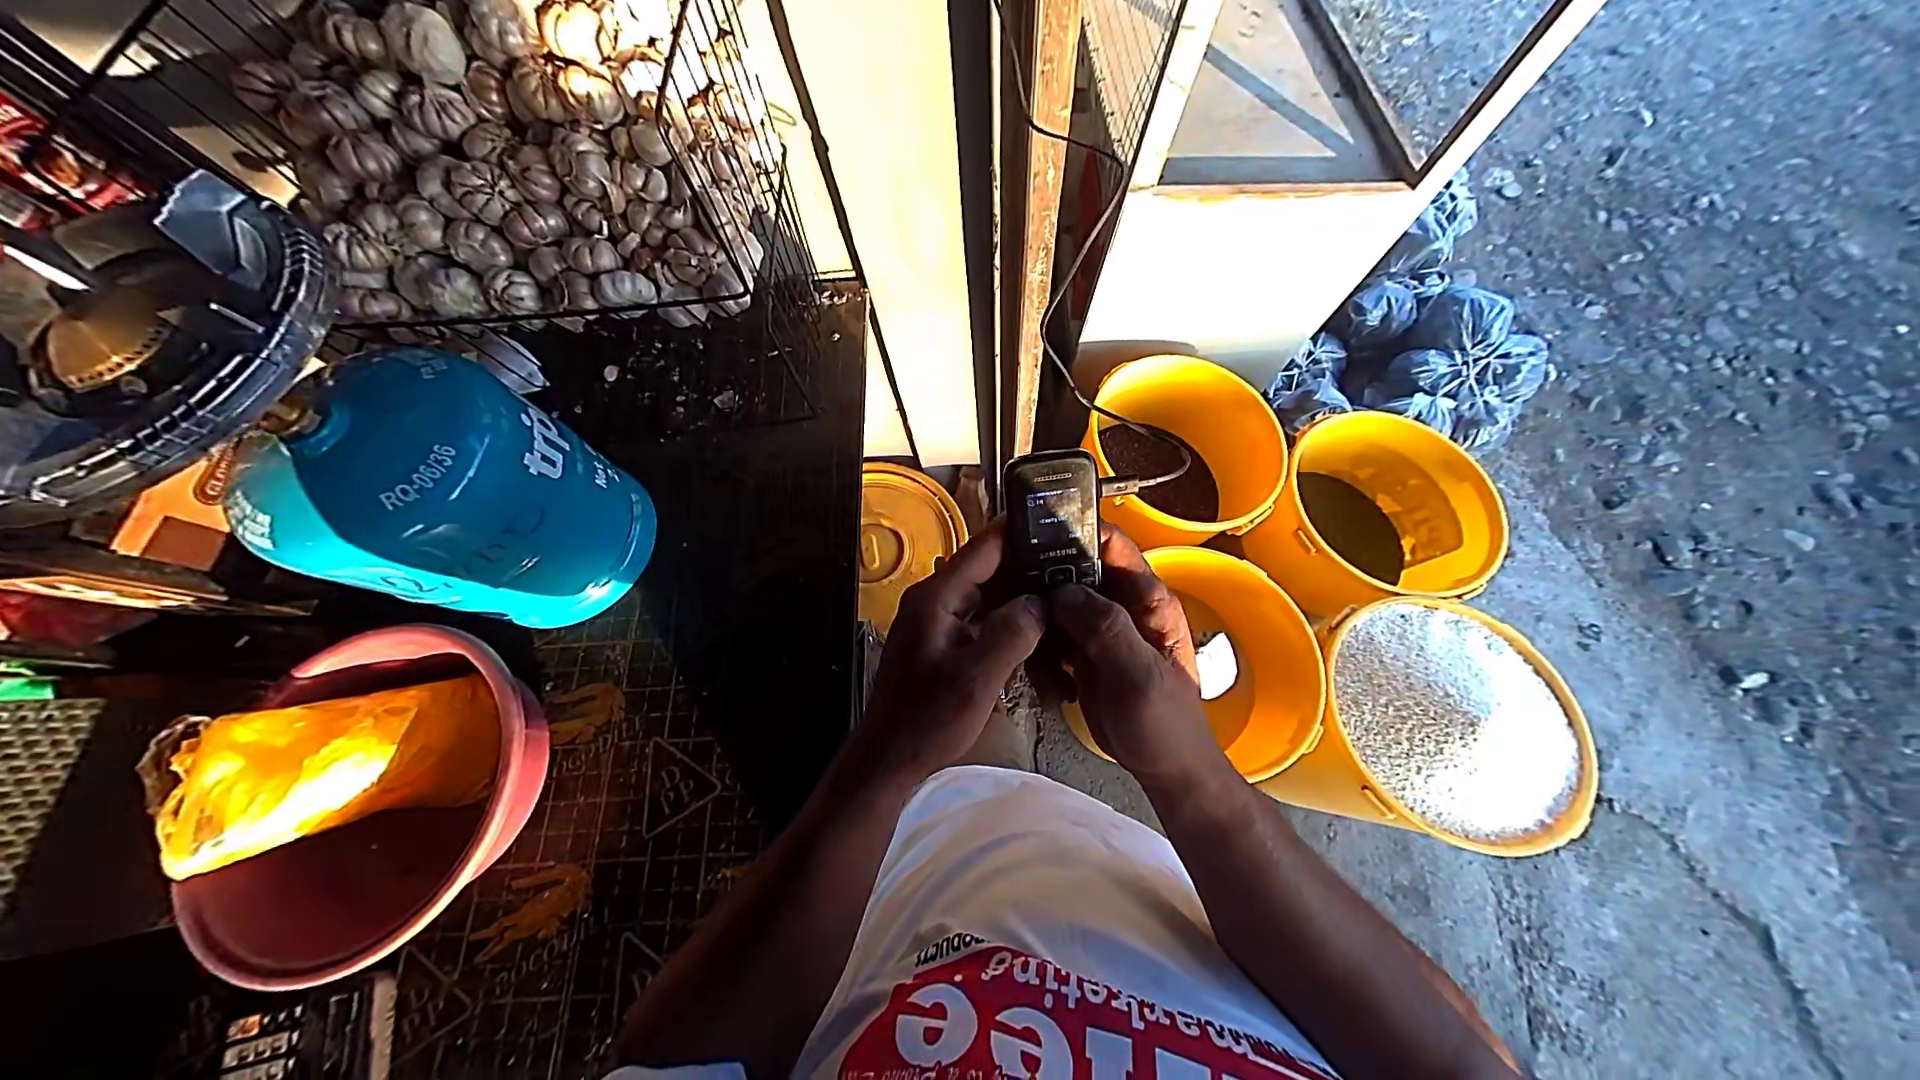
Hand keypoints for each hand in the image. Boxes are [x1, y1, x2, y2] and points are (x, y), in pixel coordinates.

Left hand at [856, 518, 1045, 782]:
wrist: (891, 758)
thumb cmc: (929, 720)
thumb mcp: (977, 678)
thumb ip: (1012, 634)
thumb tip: (1038, 603)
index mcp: (937, 598)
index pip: (982, 549)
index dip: (1016, 531)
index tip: (1050, 519)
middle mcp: (934, 602)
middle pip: (987, 572)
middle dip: (1026, 570)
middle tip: (1068, 566)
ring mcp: (937, 622)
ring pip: (987, 600)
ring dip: (1019, 603)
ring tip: (1058, 599)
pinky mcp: (942, 643)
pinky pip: (980, 623)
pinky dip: (1006, 627)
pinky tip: (1034, 637)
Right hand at [1045, 526, 1224, 789]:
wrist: (1164, 767)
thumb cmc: (1165, 723)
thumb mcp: (1139, 674)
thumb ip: (1106, 628)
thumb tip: (1063, 590)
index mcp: (1147, 600)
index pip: (1112, 545)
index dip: (1076, 530)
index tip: (1034, 532)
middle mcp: (1122, 605)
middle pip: (1075, 570)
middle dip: (1044, 582)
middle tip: (1014, 599)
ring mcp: (1100, 628)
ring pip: (1056, 604)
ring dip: (1039, 626)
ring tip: (1035, 657)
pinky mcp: (1082, 650)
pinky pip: (1051, 635)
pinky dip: (1041, 652)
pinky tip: (1046, 678)